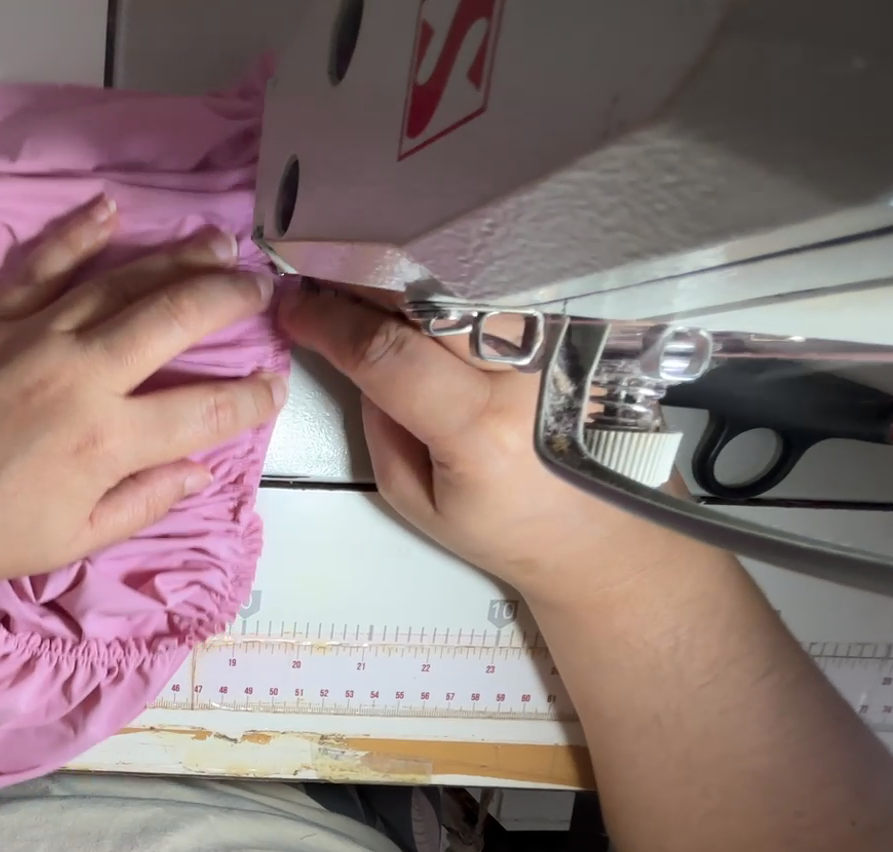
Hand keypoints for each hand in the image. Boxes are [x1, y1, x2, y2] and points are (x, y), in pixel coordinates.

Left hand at [0, 195, 283, 597]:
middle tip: (261, 289)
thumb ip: (143, 501)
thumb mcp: (72, 541)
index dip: (250, 399)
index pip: (204, 410)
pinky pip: (42, 263)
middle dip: (231, 297)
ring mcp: (32, 336)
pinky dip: (78, 232)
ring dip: (178, 256)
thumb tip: (201, 471)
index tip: (274, 387)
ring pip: (123, 280)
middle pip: (176, 318)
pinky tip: (112, 208)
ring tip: (219, 241)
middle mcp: (81, 375)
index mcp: (106, 442)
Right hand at [278, 288, 723, 609]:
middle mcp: (526, 373)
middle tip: (315, 277)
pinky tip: (412, 294)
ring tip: (356, 282)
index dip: (330, 323)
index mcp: (479, 428)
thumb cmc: (501, 529)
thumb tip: (359, 362)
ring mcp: (560, 345)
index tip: (291, 306)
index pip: (388, 353)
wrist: (602, 533)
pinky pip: (498, 294)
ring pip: (465, 285)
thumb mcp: (415, 498)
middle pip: (428, 300)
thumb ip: (381, 426)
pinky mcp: (577, 334)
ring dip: (400, 280)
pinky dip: (445, 288)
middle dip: (361, 282)